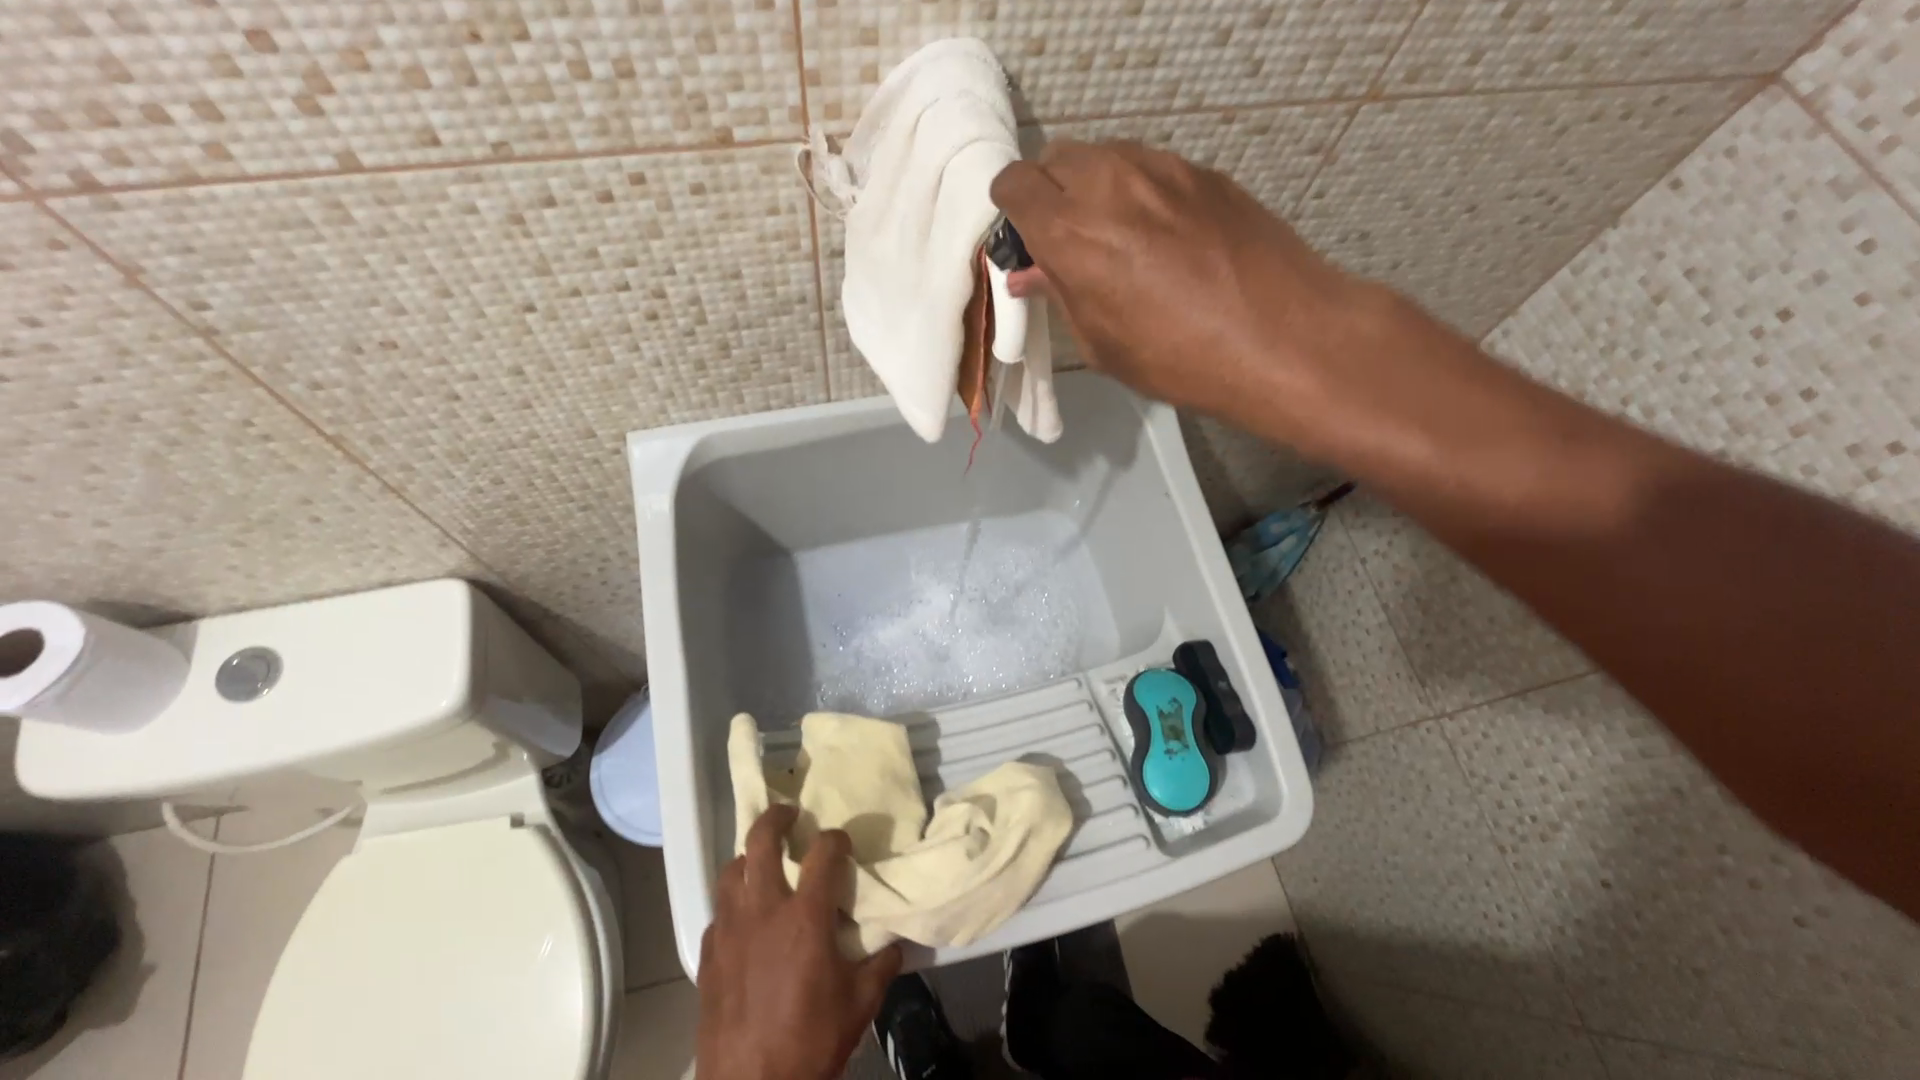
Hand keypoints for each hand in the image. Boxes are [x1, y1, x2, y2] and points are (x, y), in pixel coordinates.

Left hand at [695, 805, 903, 1079]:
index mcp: (805, 916)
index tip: (842, 841)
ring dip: (748, 856)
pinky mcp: (708, 954)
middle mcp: (763, 910)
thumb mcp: (861, 1003)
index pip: (823, 853)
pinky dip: (733, 902)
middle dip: (776, 817)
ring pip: (731, 871)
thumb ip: (881, 964)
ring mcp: (730, 929)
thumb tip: (895, 943)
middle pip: (761, 841)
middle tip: (790, 813)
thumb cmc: (812, 1040)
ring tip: (762, 860)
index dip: (836, 838)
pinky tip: (745, 918)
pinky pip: (718, 911)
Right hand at [991, 140, 1400, 438]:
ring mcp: (1161, 170)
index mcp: (1071, 231)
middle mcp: (1110, 184)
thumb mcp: (1102, 343)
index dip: (1011, 208)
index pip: (1015, 183)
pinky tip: (1162, 234)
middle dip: (1049, 191)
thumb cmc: (1179, 359)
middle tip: (1066, 237)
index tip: (1024, 236)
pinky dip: (1138, 190)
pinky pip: (1149, 167)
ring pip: (1104, 155)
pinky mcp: (1202, 172)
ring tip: (1116, 234)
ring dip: (1093, 185)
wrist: (1283, 338)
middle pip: (1055, 158)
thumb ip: (1060, 294)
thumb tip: (1030, 273)